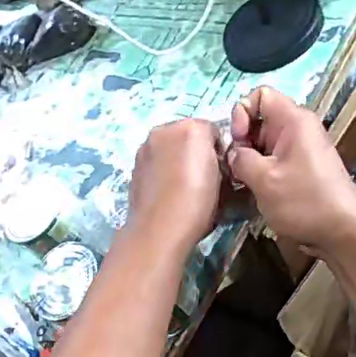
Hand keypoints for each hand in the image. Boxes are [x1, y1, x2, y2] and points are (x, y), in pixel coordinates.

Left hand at [127, 118, 223, 254]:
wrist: (159, 230)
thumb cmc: (196, 201)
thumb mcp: (221, 174)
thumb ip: (218, 157)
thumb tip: (211, 160)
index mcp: (188, 127)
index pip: (212, 131)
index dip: (219, 152)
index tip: (221, 172)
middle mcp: (162, 131)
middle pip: (187, 138)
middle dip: (196, 154)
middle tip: (204, 181)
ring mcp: (144, 150)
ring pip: (169, 152)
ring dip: (178, 163)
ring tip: (184, 191)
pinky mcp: (134, 170)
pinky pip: (156, 166)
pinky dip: (163, 174)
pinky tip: (168, 195)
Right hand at [226, 87, 355, 257]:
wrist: (342, 232)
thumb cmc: (303, 201)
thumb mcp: (263, 179)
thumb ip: (240, 159)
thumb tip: (233, 154)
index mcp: (293, 120)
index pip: (260, 94)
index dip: (242, 112)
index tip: (238, 141)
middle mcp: (298, 129)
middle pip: (259, 120)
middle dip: (242, 141)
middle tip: (237, 168)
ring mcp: (301, 150)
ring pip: (264, 144)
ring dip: (250, 161)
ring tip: (243, 184)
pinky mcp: (301, 170)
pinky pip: (274, 161)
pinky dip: (261, 173)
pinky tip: (256, 192)